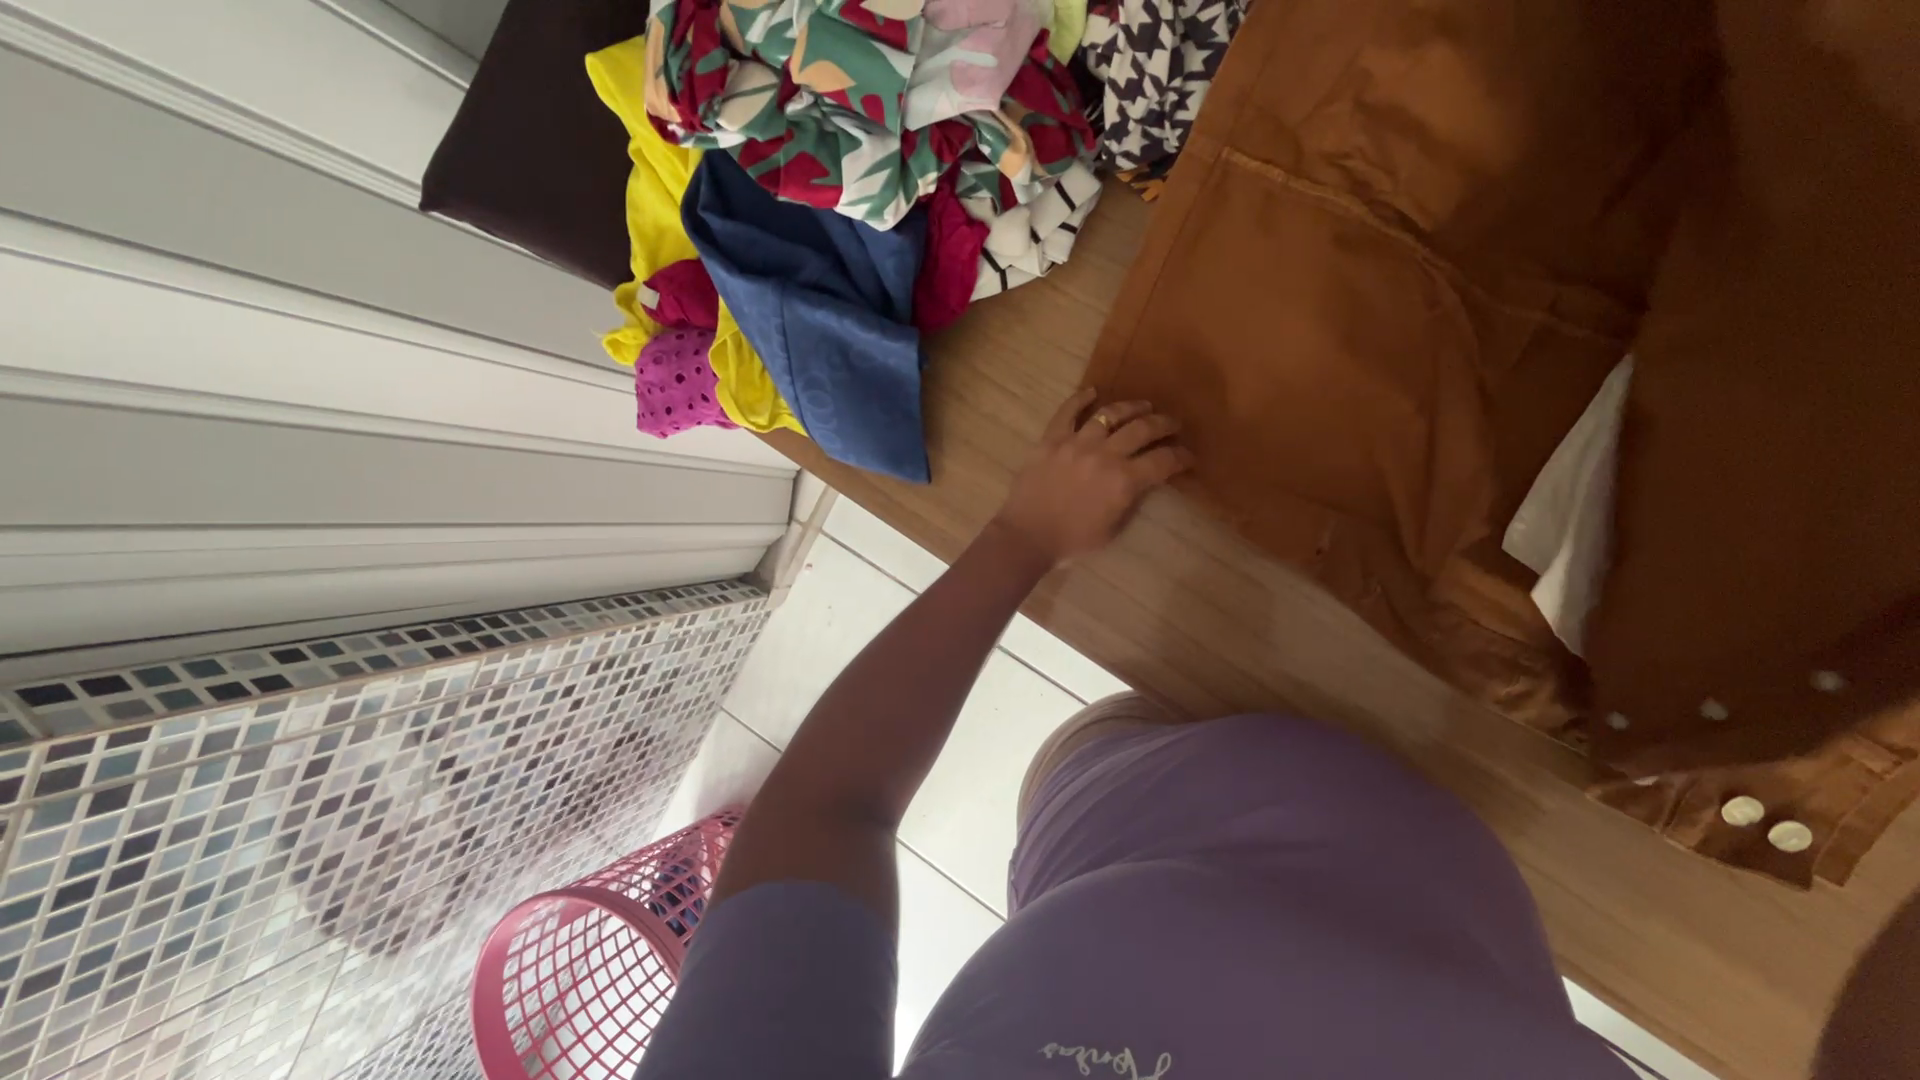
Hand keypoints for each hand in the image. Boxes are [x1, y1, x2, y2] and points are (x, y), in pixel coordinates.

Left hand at [987, 388, 1194, 568]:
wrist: (1027, 537)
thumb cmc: (1072, 542)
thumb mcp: (1113, 529)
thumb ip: (1130, 501)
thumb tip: (1142, 482)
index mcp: (1124, 481)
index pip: (1163, 461)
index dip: (1181, 457)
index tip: (1187, 456)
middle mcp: (1105, 455)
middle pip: (1142, 429)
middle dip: (1164, 425)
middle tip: (1173, 424)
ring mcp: (1076, 443)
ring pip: (1109, 414)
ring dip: (1131, 407)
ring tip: (1143, 406)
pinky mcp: (1051, 439)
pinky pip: (1067, 412)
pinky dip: (1080, 399)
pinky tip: (1092, 391)